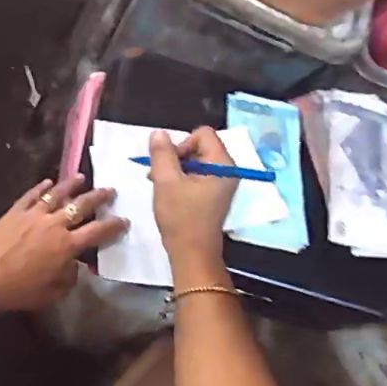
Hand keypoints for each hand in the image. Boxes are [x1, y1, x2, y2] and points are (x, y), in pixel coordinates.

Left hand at [0, 176, 129, 314]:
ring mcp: (34, 214)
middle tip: (110, 191)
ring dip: (71, 185)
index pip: (98, 231)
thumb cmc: (20, 290)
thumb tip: (74, 265)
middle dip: (99, 197)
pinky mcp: (15, 211)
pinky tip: (48, 182)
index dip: (114, 225)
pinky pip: (32, 195)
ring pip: (57, 194)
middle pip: (81, 206)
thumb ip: (69, 278)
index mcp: (67, 246)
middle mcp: (54, 225)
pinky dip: (41, 187)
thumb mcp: (53, 293)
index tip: (124, 220)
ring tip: (81, 178)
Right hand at [148, 127, 235, 271]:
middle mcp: (227, 171)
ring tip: (160, 184)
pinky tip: (168, 192)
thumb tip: (159, 132)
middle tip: (159, 174)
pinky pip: (198, 175)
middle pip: (200, 146)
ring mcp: (222, 184)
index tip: (169, 164)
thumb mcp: (166, 181)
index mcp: (222, 164)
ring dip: (176, 168)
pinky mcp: (214, 195)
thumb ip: (162, 153)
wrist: (192, 253)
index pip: (202, 134)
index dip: (181, 144)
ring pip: (196, 161)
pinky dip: (182, 179)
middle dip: (177, 157)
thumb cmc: (180, 217)